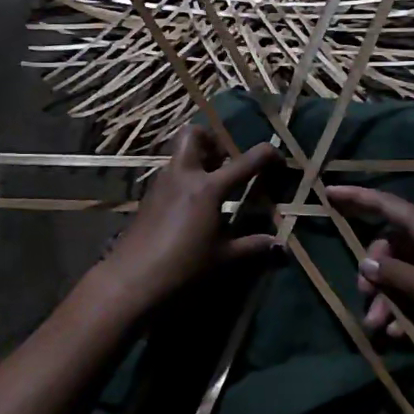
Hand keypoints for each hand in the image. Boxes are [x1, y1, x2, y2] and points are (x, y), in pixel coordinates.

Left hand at [97, 126, 280, 309]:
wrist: (132, 278)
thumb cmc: (183, 266)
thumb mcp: (223, 258)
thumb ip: (252, 246)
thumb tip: (280, 246)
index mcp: (208, 188)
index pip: (246, 161)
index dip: (268, 155)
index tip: (279, 161)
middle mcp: (185, 176)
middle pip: (195, 135)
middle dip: (213, 140)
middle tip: (225, 162)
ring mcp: (163, 183)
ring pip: (180, 153)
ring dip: (198, 159)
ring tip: (212, 185)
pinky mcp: (149, 196)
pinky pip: (171, 174)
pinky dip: (185, 178)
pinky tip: (191, 206)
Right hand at [327, 185, 413, 350]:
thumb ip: (394, 276)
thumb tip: (365, 263)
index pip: (386, 206)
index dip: (357, 198)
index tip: (328, 192)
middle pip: (390, 247)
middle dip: (372, 274)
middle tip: (365, 301)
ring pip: (402, 272)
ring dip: (387, 298)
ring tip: (380, 328)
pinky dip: (406, 306)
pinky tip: (401, 333)